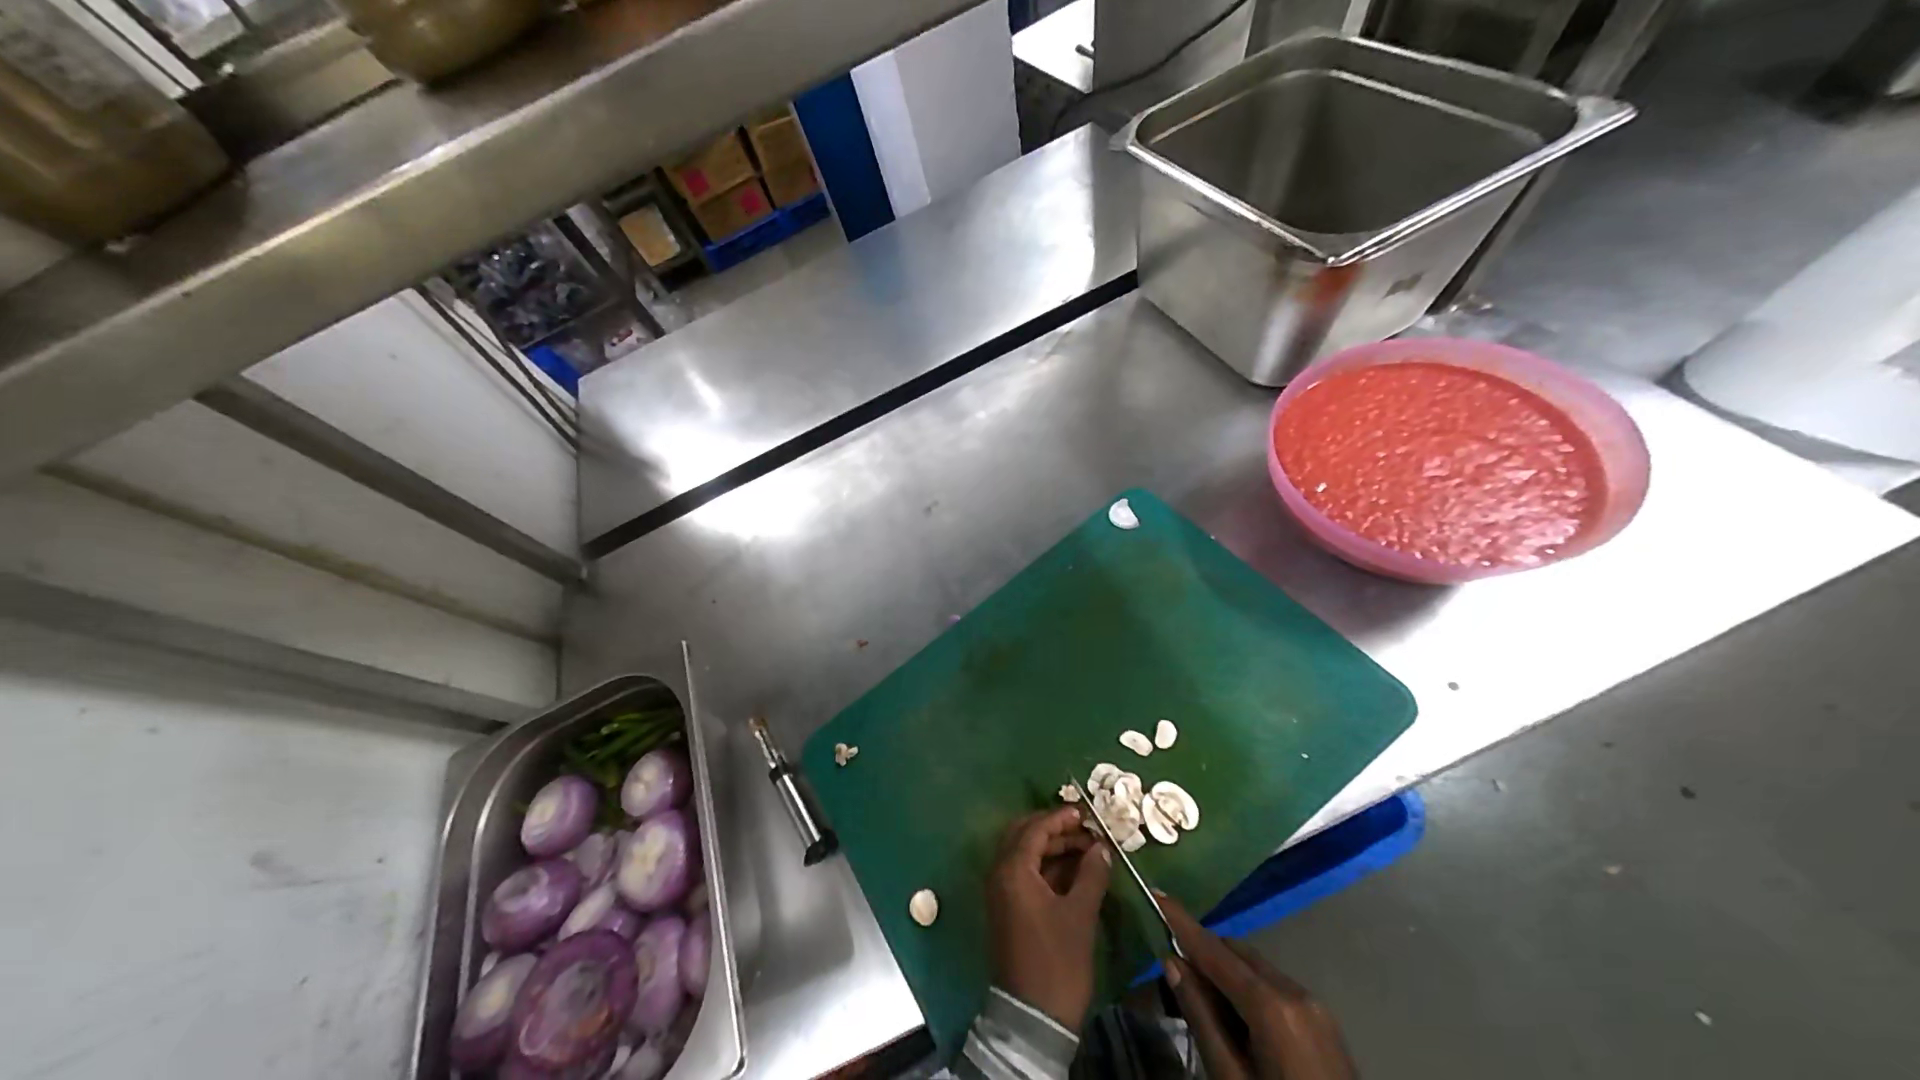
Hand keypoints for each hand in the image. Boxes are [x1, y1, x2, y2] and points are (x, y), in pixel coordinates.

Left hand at [986, 805, 1113, 1031]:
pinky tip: (1076, 871)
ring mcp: (1002, 892)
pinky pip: (1026, 874)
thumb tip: (1101, 848)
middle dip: (1055, 829)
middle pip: (1024, 836)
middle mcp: (1000, 874)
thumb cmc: (1057, 961)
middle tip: (1087, 830)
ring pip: (1025, 855)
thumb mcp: (1080, 914)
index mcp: (1012, 870)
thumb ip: (1091, 874)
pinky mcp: (1009, 908)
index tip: (1087, 812)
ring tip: (1089, 849)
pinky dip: (1048, 867)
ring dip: (1054, 848)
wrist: (1033, 1015)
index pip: (1035, 829)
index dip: (1061, 818)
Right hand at [1160, 895, 1357, 1079]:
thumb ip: (1201, 1017)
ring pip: (1256, 968)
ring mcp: (1315, 1005)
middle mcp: (1295, 991)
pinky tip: (1237, 1016)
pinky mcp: (1324, 1022)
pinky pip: (1275, 987)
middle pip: (1237, 954)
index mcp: (1271, 1006)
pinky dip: (1248, 988)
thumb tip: (1172, 963)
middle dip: (1203, 950)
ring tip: (1200, 994)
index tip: (1157, 893)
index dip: (1182, 922)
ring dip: (1225, 970)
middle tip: (1170, 963)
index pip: (1214, 952)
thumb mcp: (1231, 1078)